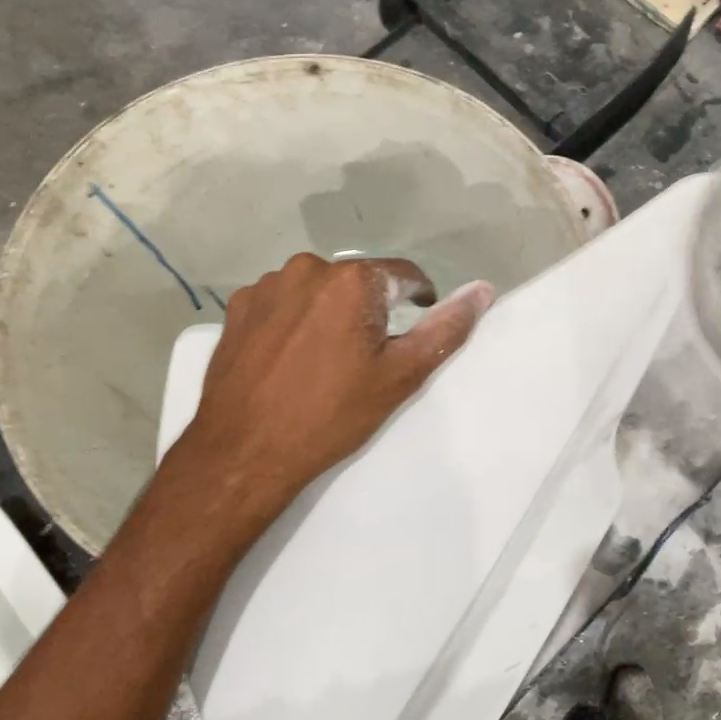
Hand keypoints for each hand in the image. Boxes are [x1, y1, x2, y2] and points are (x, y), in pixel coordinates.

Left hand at [167, 254, 493, 521]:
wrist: (245, 450)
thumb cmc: (332, 415)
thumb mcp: (401, 377)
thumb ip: (445, 329)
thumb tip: (483, 291)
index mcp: (353, 281)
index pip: (404, 276)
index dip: (419, 301)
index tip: (417, 329)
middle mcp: (307, 269)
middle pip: (357, 283)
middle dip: (370, 312)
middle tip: (369, 360)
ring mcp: (266, 286)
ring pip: (318, 293)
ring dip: (330, 315)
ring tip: (327, 362)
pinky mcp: (237, 308)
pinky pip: (282, 305)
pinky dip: (295, 323)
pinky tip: (292, 362)